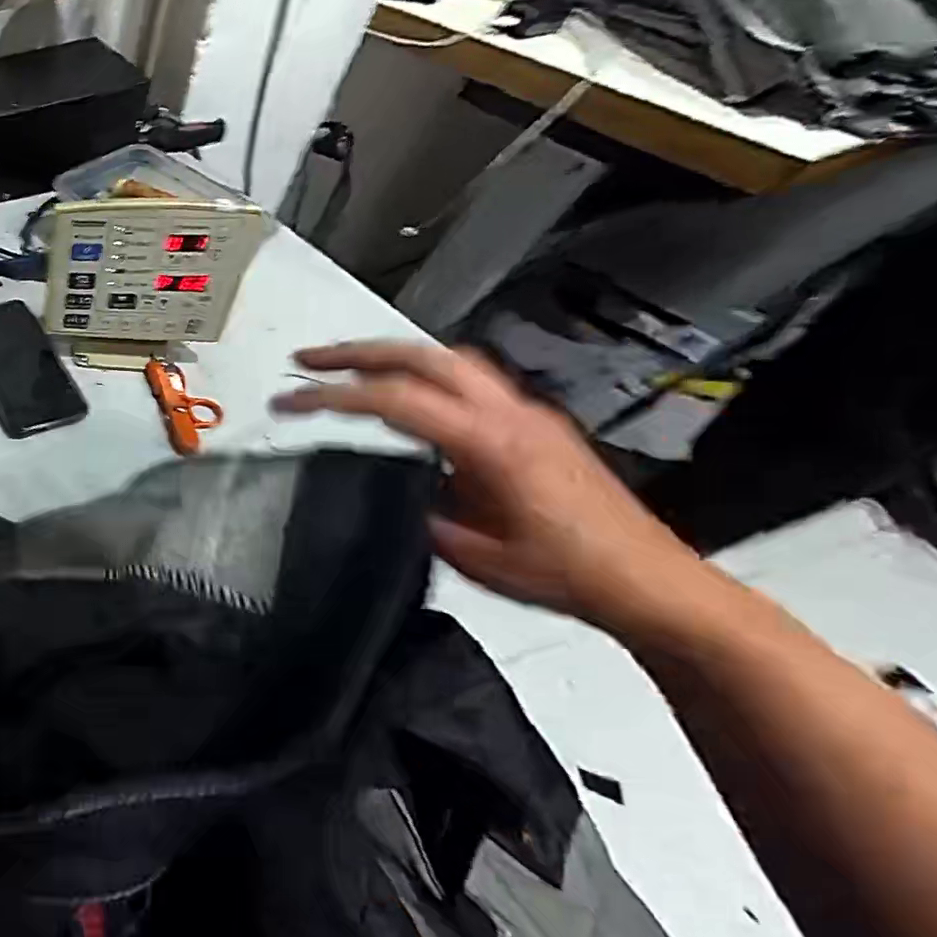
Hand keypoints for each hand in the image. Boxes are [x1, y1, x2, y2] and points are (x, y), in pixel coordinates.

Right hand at [271, 341, 702, 631]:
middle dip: (357, 353)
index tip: (289, 401)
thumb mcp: (470, 554)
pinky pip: (469, 381)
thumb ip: (421, 514)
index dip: (333, 396)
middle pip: (423, 356)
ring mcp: (526, 414)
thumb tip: (390, 493)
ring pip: (449, 359)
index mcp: (492, 443)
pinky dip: (422, 376)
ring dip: (391, 356)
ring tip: (346, 368)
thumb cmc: (565, 574)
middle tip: (308, 360)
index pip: (396, 400)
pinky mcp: (533, 425)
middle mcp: (511, 414)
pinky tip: (402, 399)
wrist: (647, 582)